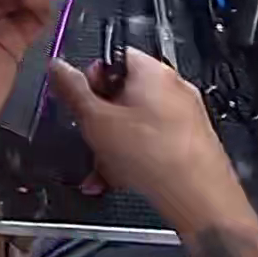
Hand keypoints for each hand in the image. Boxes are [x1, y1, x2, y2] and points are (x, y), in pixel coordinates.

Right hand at [50, 49, 256, 235]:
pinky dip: (134, 157)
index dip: (91, 78)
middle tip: (90, 139)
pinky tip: (121, 180)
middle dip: (100, 121)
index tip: (80, 101)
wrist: (200, 199)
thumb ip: (73, 91)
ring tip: (103, 170)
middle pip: (122, 94)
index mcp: (151, 70)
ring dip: (112, 145)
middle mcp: (172, 87)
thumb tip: (57, 67)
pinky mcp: (190, 142)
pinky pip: (152, 142)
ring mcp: (184, 115)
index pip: (113, 57)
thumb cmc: (152, 155)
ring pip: (135, 123)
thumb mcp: (96, 120)